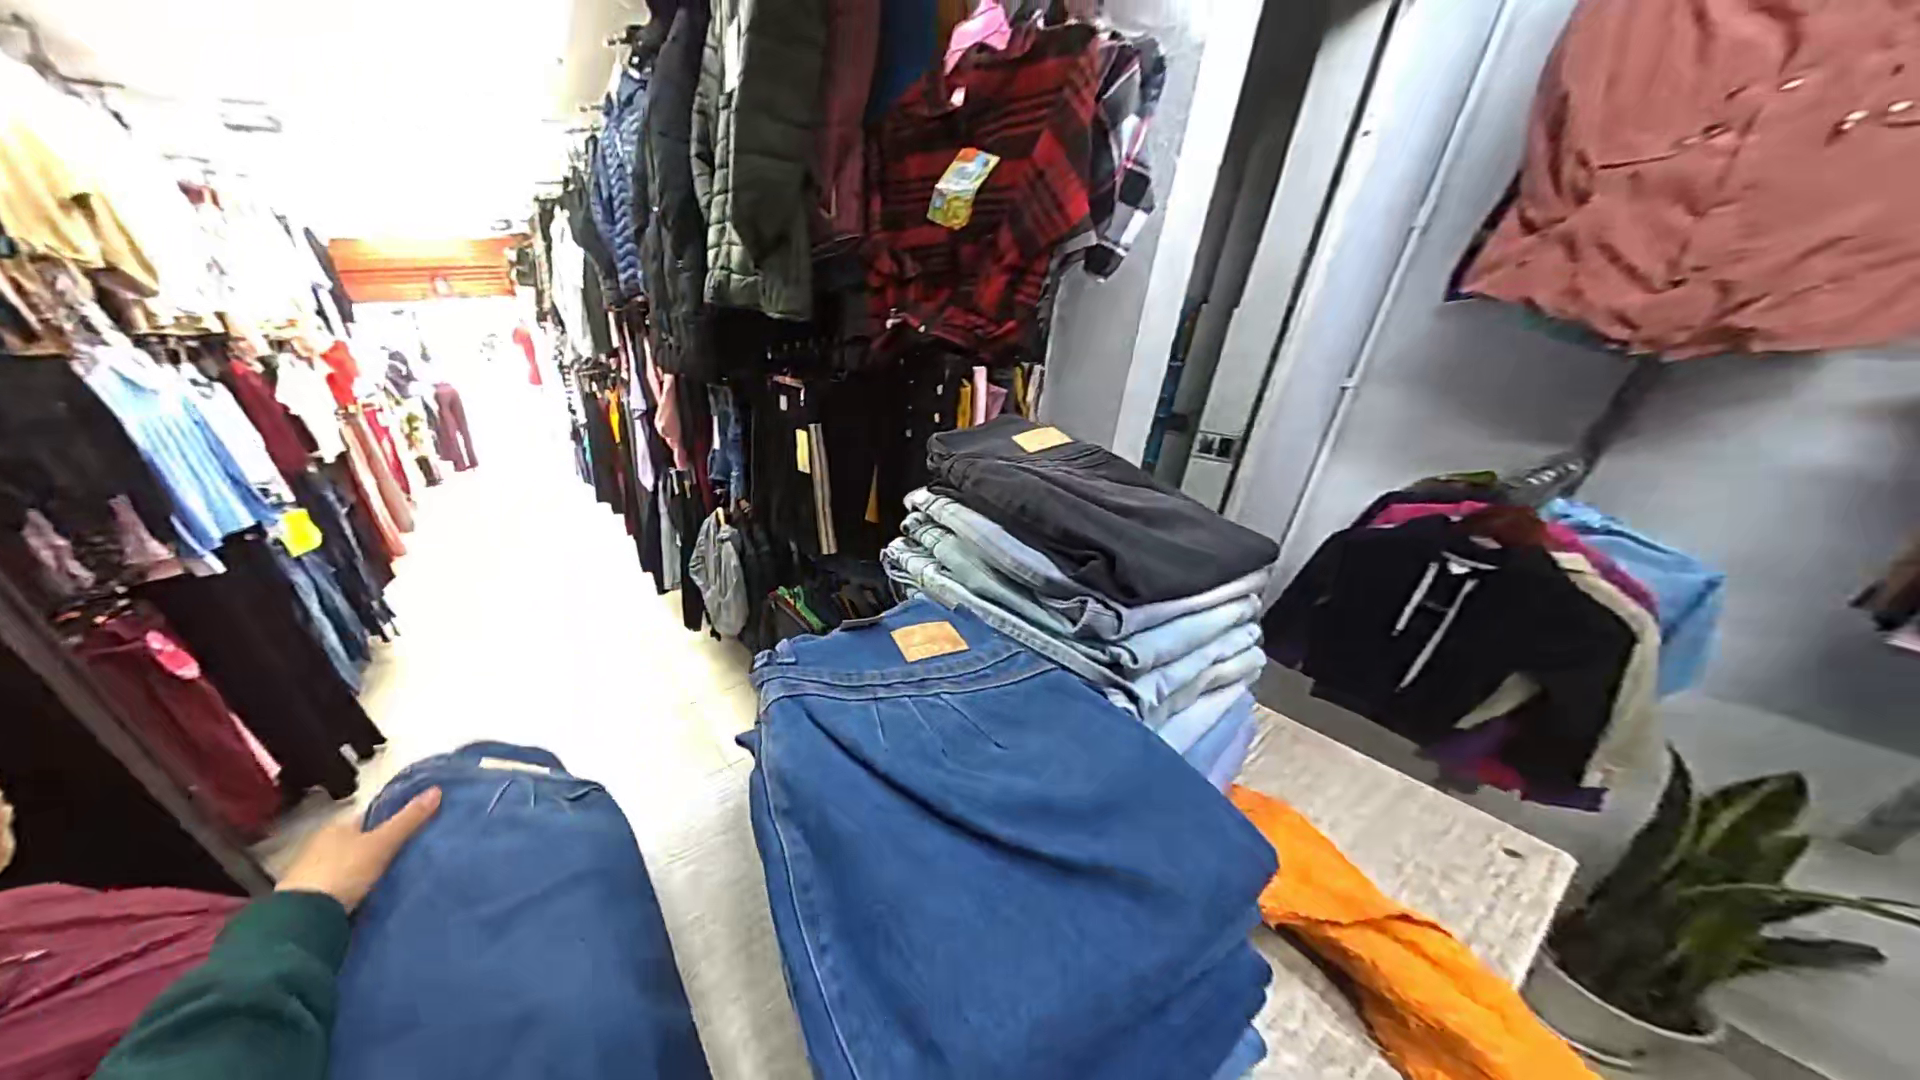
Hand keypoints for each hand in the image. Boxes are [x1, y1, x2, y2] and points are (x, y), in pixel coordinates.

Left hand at [276, 788, 440, 912]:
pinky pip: (343, 880)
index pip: (371, 815)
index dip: (393, 817)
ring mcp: (312, 871)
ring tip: (397, 869)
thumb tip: (437, 788)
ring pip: (351, 860)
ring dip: (368, 864)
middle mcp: (322, 844)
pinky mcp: (310, 895)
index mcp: (337, 826)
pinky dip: (357, 882)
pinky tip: (373, 887)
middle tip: (412, 847)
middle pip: (361, 838)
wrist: (302, 920)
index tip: (417, 823)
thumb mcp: (383, 842)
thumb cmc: (343, 871)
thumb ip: (409, 818)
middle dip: (382, 842)